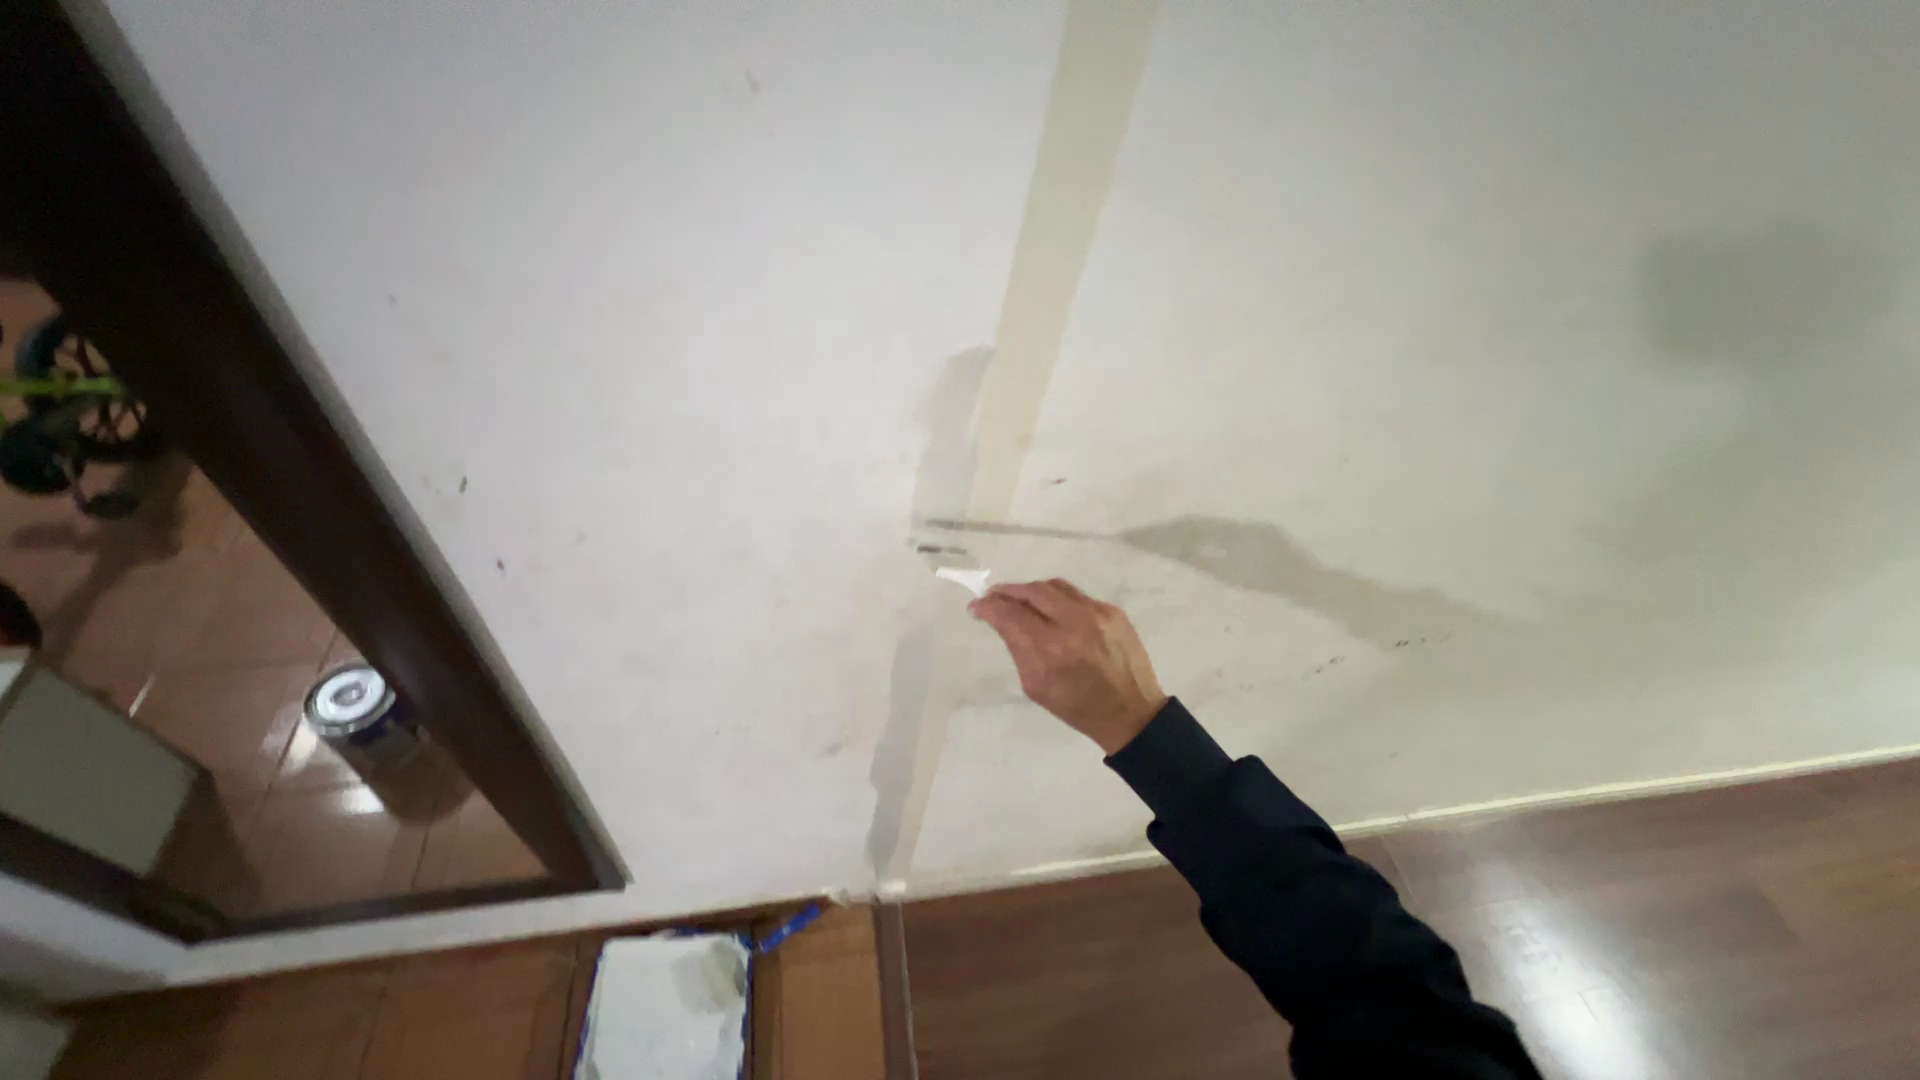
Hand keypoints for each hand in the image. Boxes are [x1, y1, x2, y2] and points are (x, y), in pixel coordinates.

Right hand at [969, 579, 1167, 754]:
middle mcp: (1074, 622)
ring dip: (1032, 591)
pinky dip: (1059, 600)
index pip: (1010, 613)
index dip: (988, 606)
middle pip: (1031, 591)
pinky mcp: (1113, 611)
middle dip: (1007, 591)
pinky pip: (1077, 596)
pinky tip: (1055, 613)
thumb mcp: (1036, 686)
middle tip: (994, 597)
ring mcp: (1097, 613)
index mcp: (1051, 648)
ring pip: (1055, 586)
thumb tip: (1000, 620)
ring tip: (1022, 600)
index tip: (976, 607)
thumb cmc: (1077, 707)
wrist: (1131, 712)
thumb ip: (1017, 648)